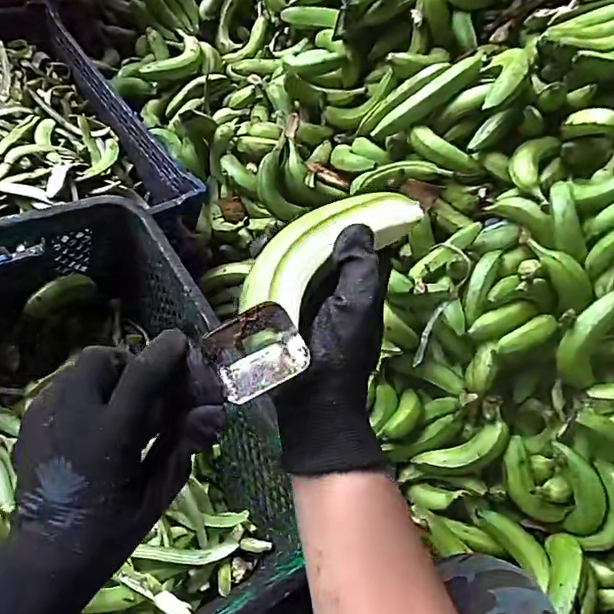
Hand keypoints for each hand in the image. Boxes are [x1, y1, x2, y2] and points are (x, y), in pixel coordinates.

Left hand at [0, 329, 225, 613]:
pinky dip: (81, 396)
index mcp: (110, 433)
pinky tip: (90, 428)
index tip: (180, 343)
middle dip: (127, 364)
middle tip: (144, 393)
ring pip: (76, 371)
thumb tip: (211, 411)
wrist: (47, 554)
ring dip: (104, 379)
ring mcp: (44, 415)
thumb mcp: (157, 493)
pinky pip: (59, 391)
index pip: (142, 373)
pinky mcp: (28, 423)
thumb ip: (182, 444)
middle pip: (100, 357)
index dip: (165, 352)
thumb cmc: (111, 532)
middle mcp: (72, 414)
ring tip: (118, 411)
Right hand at [270, 224, 388, 476]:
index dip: (348, 224)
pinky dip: (265, 269)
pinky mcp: (283, 312)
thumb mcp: (357, 306)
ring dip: (281, 249)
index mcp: (360, 284)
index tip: (328, 212)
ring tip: (263, 242)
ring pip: (296, 262)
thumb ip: (360, 266)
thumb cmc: (339, 353)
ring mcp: (308, 301)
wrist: (309, 401)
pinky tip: (253, 260)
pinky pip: (275, 281)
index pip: (360, 243)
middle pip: (323, 249)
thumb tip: (354, 225)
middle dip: (305, 233)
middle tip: (284, 229)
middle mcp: (335, 289)